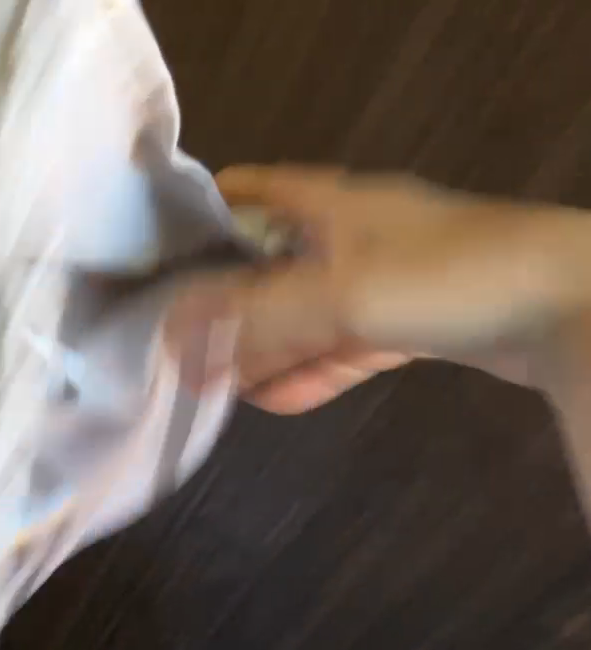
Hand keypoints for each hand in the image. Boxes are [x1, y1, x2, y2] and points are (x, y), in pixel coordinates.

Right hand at [199, 165, 590, 411]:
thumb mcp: (329, 295)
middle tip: (175, 336)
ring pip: (300, 317)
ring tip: (214, 386)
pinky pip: (338, 349)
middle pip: (268, 265)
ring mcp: (385, 283)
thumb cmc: (445, 276)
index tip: (158, 240)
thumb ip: (244, 319)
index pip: (256, 189)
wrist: (577, 308)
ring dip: (259, 351)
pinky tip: (272, 401)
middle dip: (221, 304)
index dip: (206, 207)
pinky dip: (305, 374)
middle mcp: (355, 238)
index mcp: (337, 206)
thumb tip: (168, 337)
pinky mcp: (409, 323)